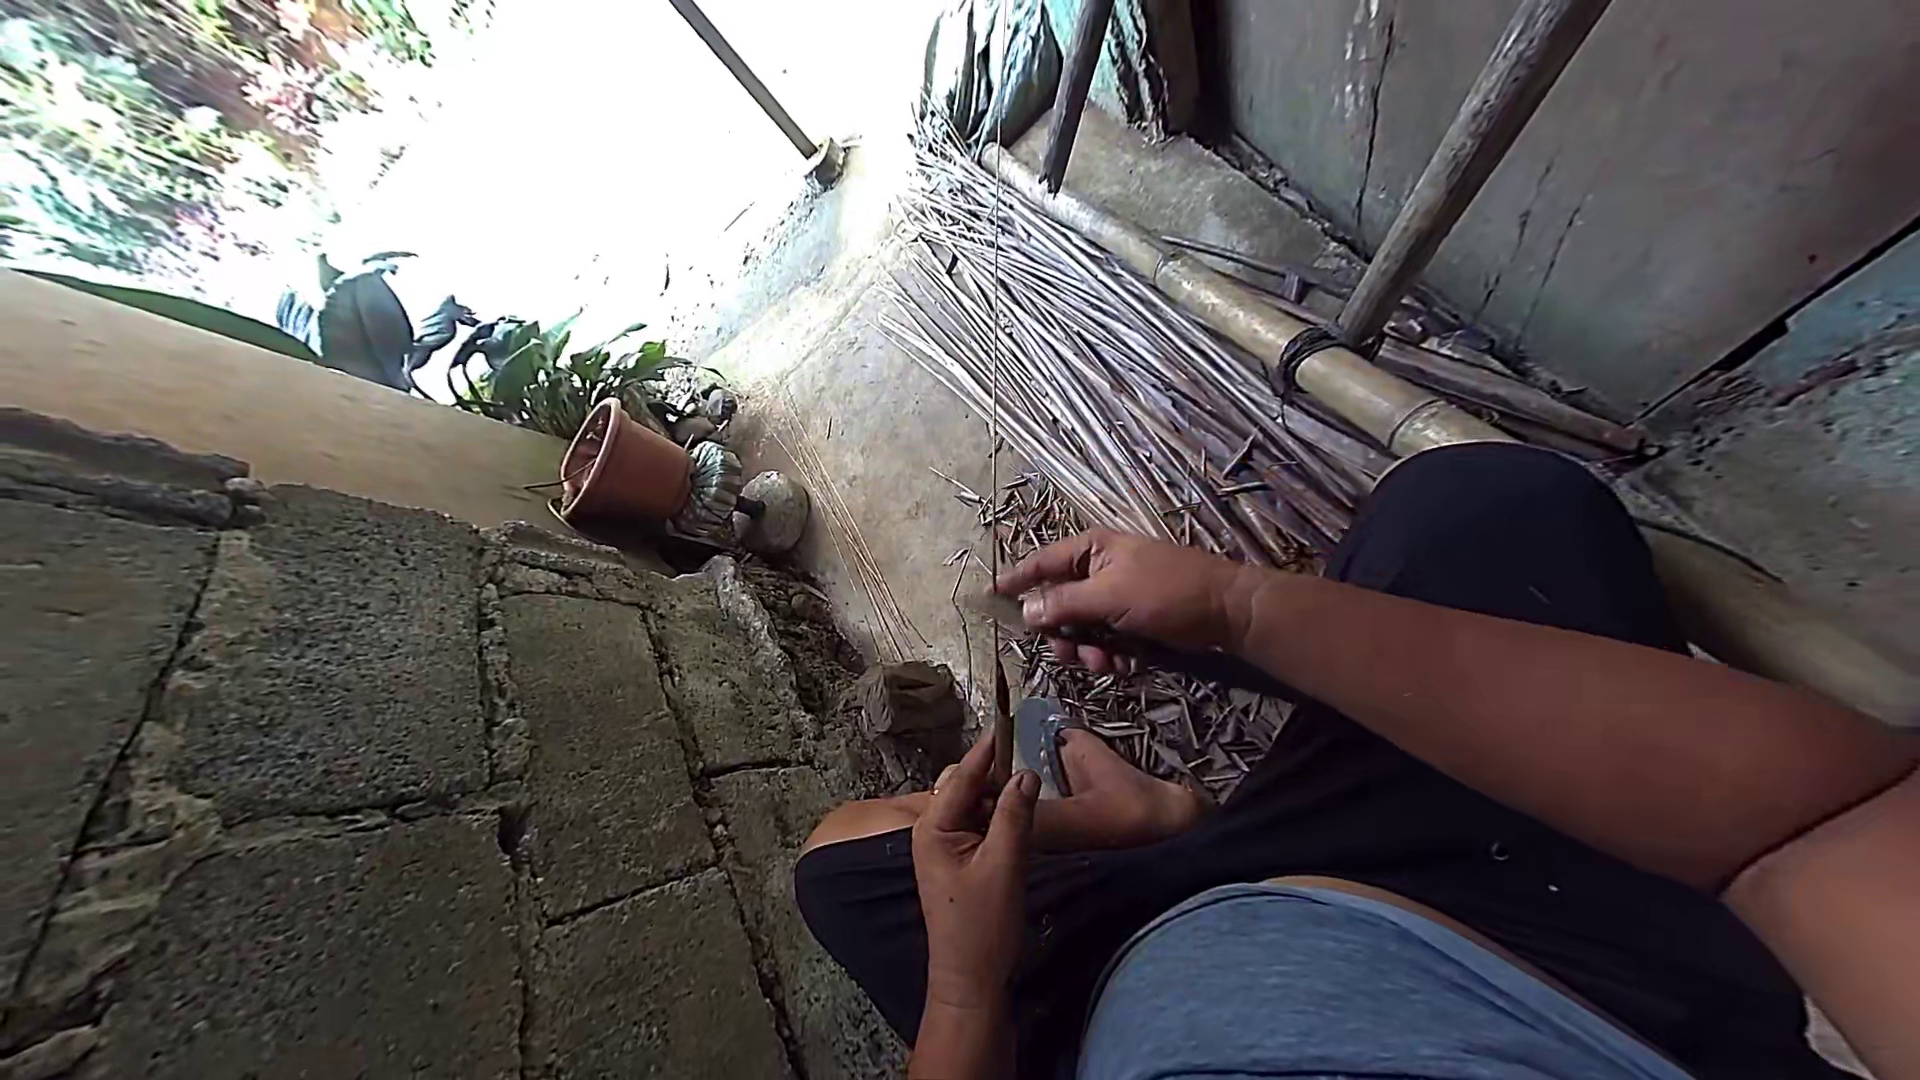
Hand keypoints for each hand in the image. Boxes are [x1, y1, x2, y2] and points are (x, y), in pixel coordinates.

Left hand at [912, 732, 1039, 1010]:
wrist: (971, 983)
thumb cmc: (983, 927)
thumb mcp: (1004, 865)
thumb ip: (1015, 815)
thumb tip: (1027, 773)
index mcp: (933, 827)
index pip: (963, 775)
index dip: (987, 748)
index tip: (1006, 720)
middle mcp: (932, 829)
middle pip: (967, 786)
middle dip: (996, 775)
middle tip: (1029, 767)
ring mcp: (943, 845)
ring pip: (975, 804)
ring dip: (1000, 798)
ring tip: (1028, 792)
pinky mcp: (957, 859)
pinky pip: (979, 823)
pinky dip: (998, 817)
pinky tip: (1018, 818)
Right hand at [995, 529, 1256, 672]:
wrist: (1226, 612)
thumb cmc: (1165, 591)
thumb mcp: (1109, 596)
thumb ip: (1063, 603)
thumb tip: (1025, 611)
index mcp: (1090, 551)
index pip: (1041, 563)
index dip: (1017, 580)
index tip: (992, 597)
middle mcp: (1098, 571)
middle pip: (1058, 605)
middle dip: (1063, 634)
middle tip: (1069, 653)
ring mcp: (1115, 597)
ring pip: (1080, 628)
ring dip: (1087, 650)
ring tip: (1107, 662)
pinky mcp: (1131, 621)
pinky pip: (1104, 640)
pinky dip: (1111, 655)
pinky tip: (1127, 662)